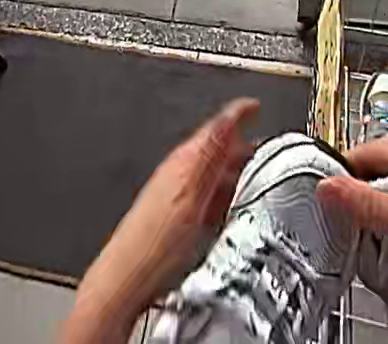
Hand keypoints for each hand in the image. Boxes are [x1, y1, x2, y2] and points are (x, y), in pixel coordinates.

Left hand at [59, 99, 259, 343]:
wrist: (125, 280)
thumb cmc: (153, 244)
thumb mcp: (192, 197)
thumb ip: (210, 157)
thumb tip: (227, 121)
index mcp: (184, 161)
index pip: (215, 127)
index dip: (237, 114)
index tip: (253, 106)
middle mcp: (178, 171)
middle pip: (214, 148)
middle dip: (240, 145)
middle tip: (262, 146)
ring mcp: (175, 192)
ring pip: (210, 171)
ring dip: (232, 170)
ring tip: (252, 172)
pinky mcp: (174, 212)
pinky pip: (204, 193)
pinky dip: (221, 193)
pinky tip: (227, 204)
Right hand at [318, 136, 387, 343]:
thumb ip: (365, 203)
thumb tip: (328, 186)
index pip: (375, 148)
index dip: (347, 167)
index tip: (326, 187)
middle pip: (386, 158)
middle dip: (361, 179)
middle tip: (339, 203)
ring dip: (377, 193)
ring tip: (359, 216)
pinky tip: (386, 224)